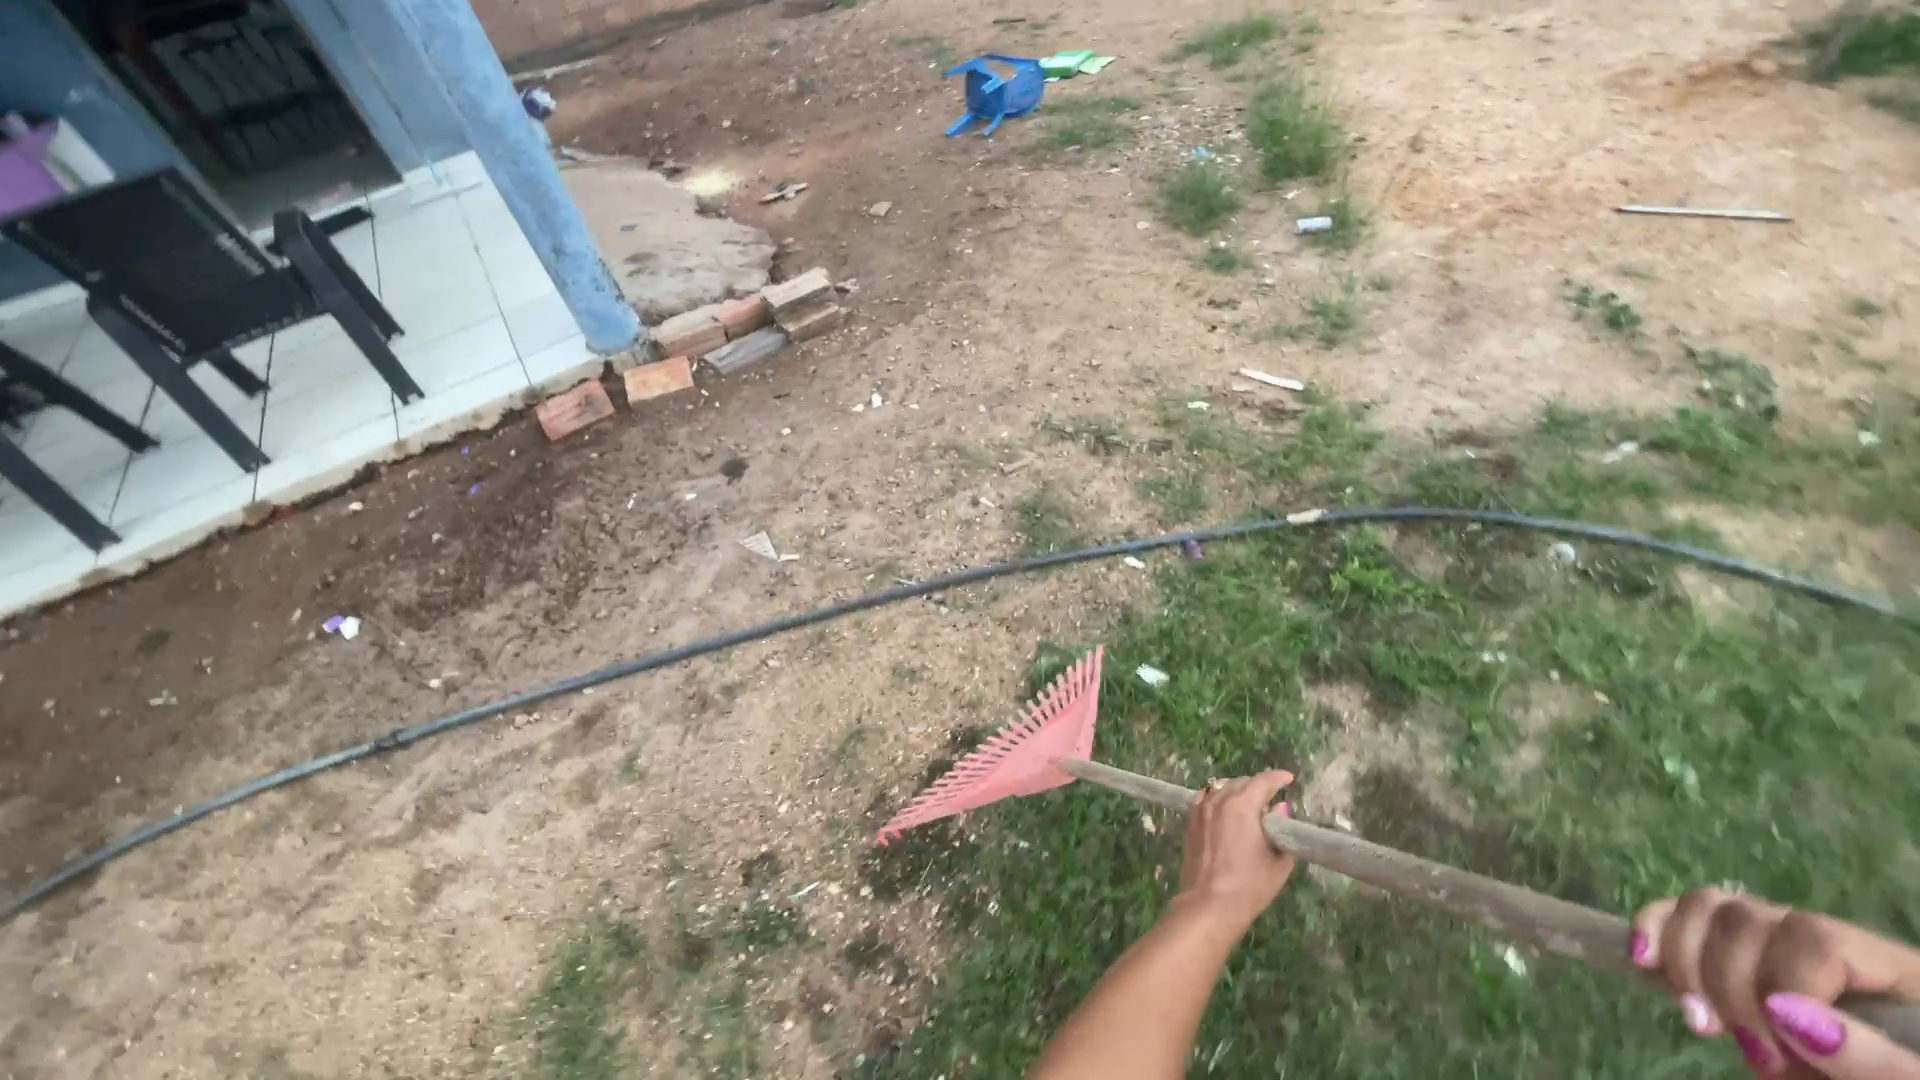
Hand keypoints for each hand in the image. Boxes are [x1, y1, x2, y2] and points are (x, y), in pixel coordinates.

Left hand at [1176, 770, 1296, 930]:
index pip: (1262, 781)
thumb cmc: (1250, 885)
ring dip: (1237, 790)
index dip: (1278, 778)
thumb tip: (1280, 809)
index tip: (1288, 779)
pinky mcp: (1189, 821)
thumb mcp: (1278, 861)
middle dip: (1258, 785)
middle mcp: (1218, 800)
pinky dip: (1217, 798)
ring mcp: (1200, 809)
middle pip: (1240, 782)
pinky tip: (1224, 808)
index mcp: (1242, 805)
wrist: (1209, 902)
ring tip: (1249, 803)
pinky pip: (1204, 798)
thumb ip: (1281, 831)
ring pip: (1221, 788)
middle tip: (1271, 797)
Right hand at [1632, 887, 1919, 1077]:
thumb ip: (1877, 1062)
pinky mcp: (1724, 941)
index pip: (1815, 936)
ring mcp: (1771, 931)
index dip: (1784, 984)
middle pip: (1746, 920)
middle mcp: (1823, 931)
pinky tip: (1644, 963)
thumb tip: (1789, 1014)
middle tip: (1751, 1056)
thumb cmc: (1898, 1079)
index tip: (1779, 1051)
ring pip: (1703, 908)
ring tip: (1703, 1026)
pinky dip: (1652, 929)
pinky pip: (1675, 911)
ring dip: (1686, 966)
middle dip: (1729, 988)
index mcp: (1890, 966)